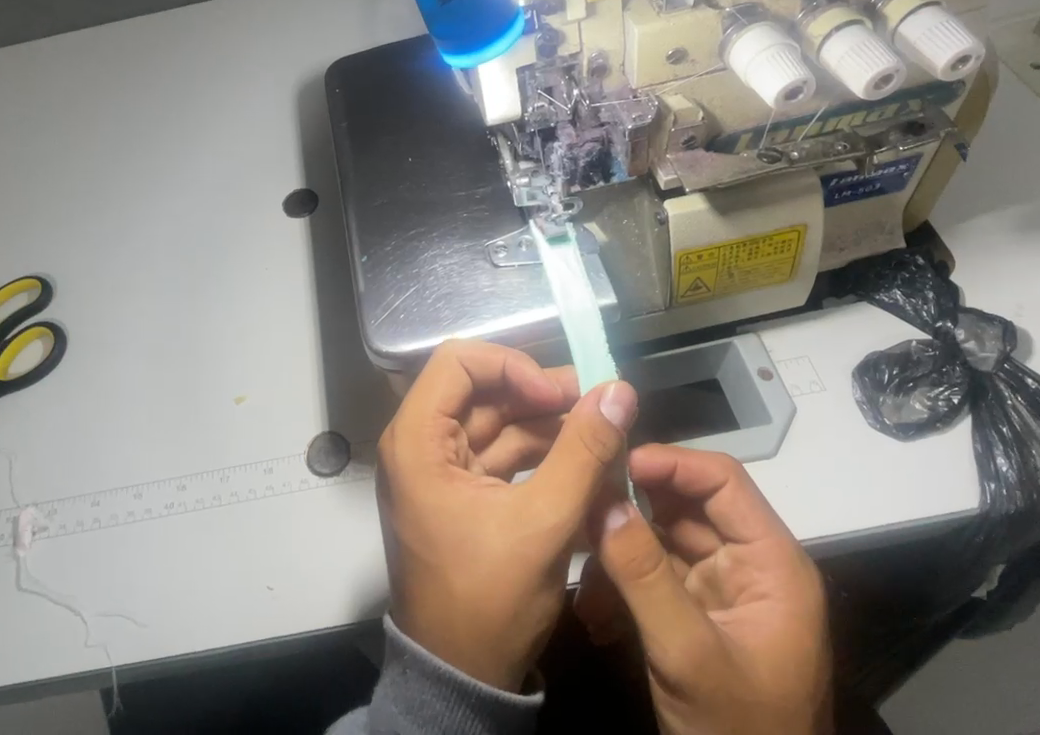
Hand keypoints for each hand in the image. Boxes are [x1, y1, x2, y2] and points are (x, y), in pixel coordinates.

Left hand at [378, 339, 636, 690]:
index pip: (458, 362)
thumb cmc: (488, 599)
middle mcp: (422, 445)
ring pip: (497, 422)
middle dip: (542, 396)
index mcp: (419, 440)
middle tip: (598, 409)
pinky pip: (502, 455)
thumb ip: (584, 453)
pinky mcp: (463, 494)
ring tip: (603, 436)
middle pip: (482, 391)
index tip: (559, 394)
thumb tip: (620, 391)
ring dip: (548, 426)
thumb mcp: (544, 523)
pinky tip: (586, 463)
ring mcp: (441, 470)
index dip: (512, 365)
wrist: (461, 677)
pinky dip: (542, 456)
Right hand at [578, 445, 830, 733]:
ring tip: (579, 572)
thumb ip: (644, 574)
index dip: (669, 463)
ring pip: (661, 542)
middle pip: (685, 508)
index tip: (613, 464)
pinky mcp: (695, 617)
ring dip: (617, 554)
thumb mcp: (688, 653)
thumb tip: (602, 500)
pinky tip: (593, 616)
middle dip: (630, 510)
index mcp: (771, 564)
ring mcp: (720, 593)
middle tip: (578, 508)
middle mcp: (749, 567)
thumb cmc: (739, 730)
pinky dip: (620, 589)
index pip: (722, 482)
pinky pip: (652, 580)